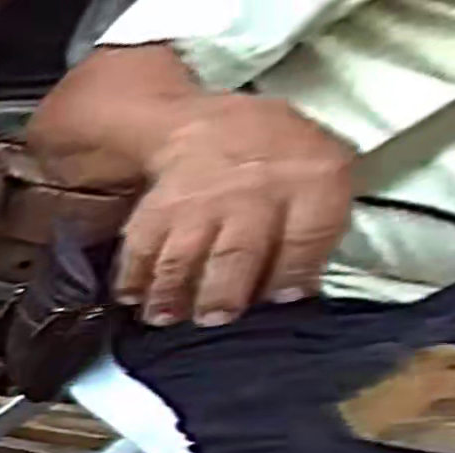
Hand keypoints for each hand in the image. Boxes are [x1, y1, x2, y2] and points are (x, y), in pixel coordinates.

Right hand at [117, 93, 352, 327]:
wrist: (209, 131)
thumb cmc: (272, 162)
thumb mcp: (322, 174)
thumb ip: (312, 226)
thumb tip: (288, 287)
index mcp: (310, 181)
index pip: (307, 236)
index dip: (294, 273)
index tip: (281, 299)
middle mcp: (249, 194)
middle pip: (236, 255)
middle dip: (222, 294)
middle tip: (214, 318)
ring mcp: (194, 207)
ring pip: (180, 261)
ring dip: (170, 295)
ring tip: (164, 317)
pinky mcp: (151, 217)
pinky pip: (138, 255)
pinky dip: (131, 281)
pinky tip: (133, 297)